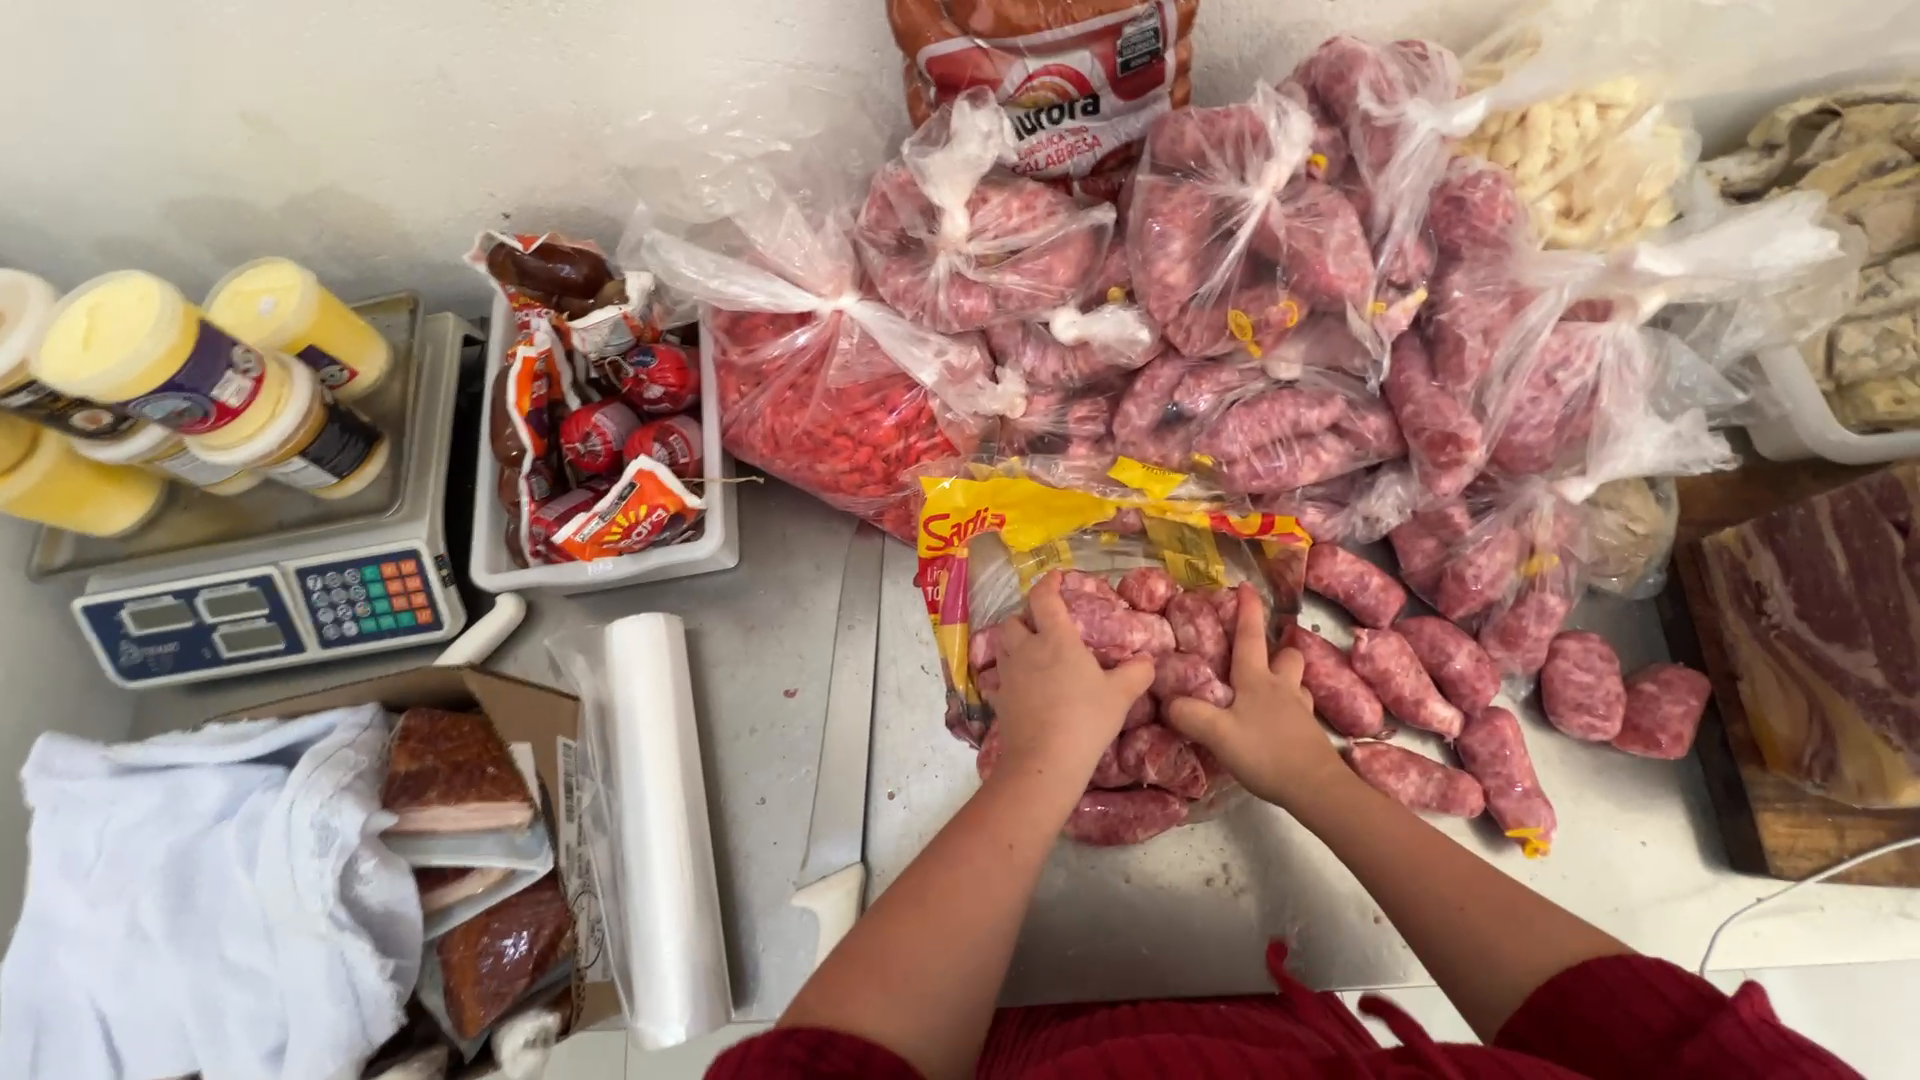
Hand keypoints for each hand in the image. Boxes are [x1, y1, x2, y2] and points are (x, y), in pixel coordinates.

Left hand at [982, 572, 1154, 788]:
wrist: (1044, 761)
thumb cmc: (1086, 719)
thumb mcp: (1121, 695)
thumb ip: (1136, 673)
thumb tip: (1147, 661)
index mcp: (1055, 639)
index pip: (1045, 598)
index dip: (1048, 583)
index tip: (1056, 577)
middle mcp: (1026, 650)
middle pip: (1014, 620)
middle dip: (1025, 617)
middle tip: (1043, 625)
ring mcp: (1008, 675)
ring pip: (1002, 647)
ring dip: (1014, 643)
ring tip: (1031, 652)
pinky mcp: (999, 701)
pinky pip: (998, 680)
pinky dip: (1006, 677)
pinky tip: (1019, 687)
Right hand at [1164, 583, 1346, 807]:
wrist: (1316, 788)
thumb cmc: (1266, 753)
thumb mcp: (1217, 734)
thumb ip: (1189, 715)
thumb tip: (1168, 702)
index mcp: (1257, 680)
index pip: (1250, 636)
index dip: (1247, 610)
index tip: (1245, 586)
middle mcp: (1282, 688)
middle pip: (1288, 655)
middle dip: (1278, 648)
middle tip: (1261, 654)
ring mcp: (1300, 711)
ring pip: (1297, 682)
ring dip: (1285, 679)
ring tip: (1267, 690)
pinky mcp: (1309, 734)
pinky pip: (1299, 710)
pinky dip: (1288, 709)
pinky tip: (1275, 724)